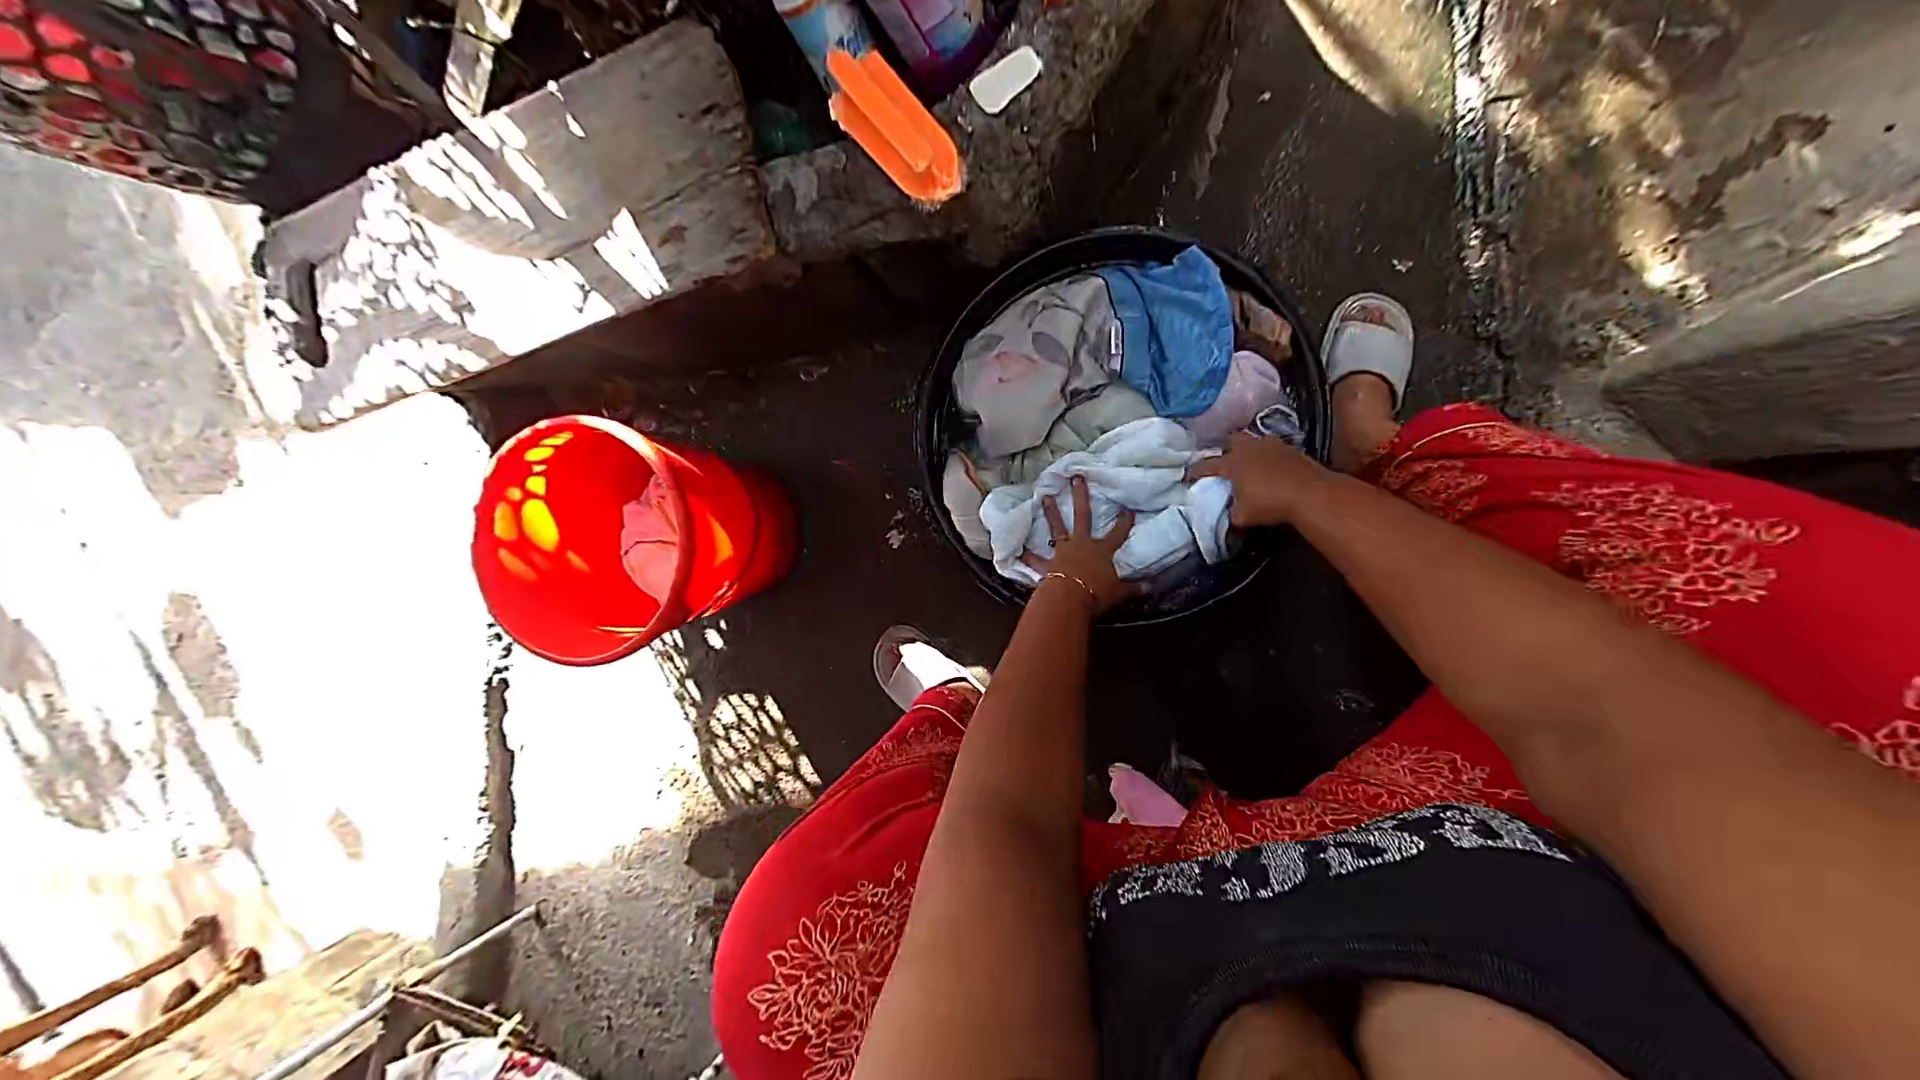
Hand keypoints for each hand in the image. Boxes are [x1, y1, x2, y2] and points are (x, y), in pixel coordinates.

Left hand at [1022, 476, 1142, 615]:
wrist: (1070, 600)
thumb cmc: (1097, 594)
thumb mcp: (1120, 592)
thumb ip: (1134, 588)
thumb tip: (1151, 587)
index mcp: (1102, 551)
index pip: (1117, 533)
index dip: (1124, 521)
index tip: (1128, 508)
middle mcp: (1081, 545)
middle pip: (1083, 516)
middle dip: (1081, 497)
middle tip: (1077, 478)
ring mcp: (1062, 553)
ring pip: (1057, 528)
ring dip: (1051, 512)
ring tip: (1045, 497)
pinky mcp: (1047, 566)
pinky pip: (1035, 559)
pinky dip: (1027, 555)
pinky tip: (1018, 548)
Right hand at [1188, 432, 1330, 526]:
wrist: (1311, 494)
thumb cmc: (1270, 503)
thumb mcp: (1243, 516)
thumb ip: (1231, 513)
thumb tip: (1230, 515)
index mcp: (1232, 463)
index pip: (1207, 465)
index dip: (1196, 471)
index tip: (1189, 475)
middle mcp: (1249, 449)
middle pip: (1233, 439)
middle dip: (1227, 447)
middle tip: (1227, 461)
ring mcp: (1273, 446)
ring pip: (1255, 440)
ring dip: (1251, 449)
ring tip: (1251, 462)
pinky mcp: (1292, 449)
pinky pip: (1275, 448)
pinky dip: (1270, 456)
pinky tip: (1273, 467)